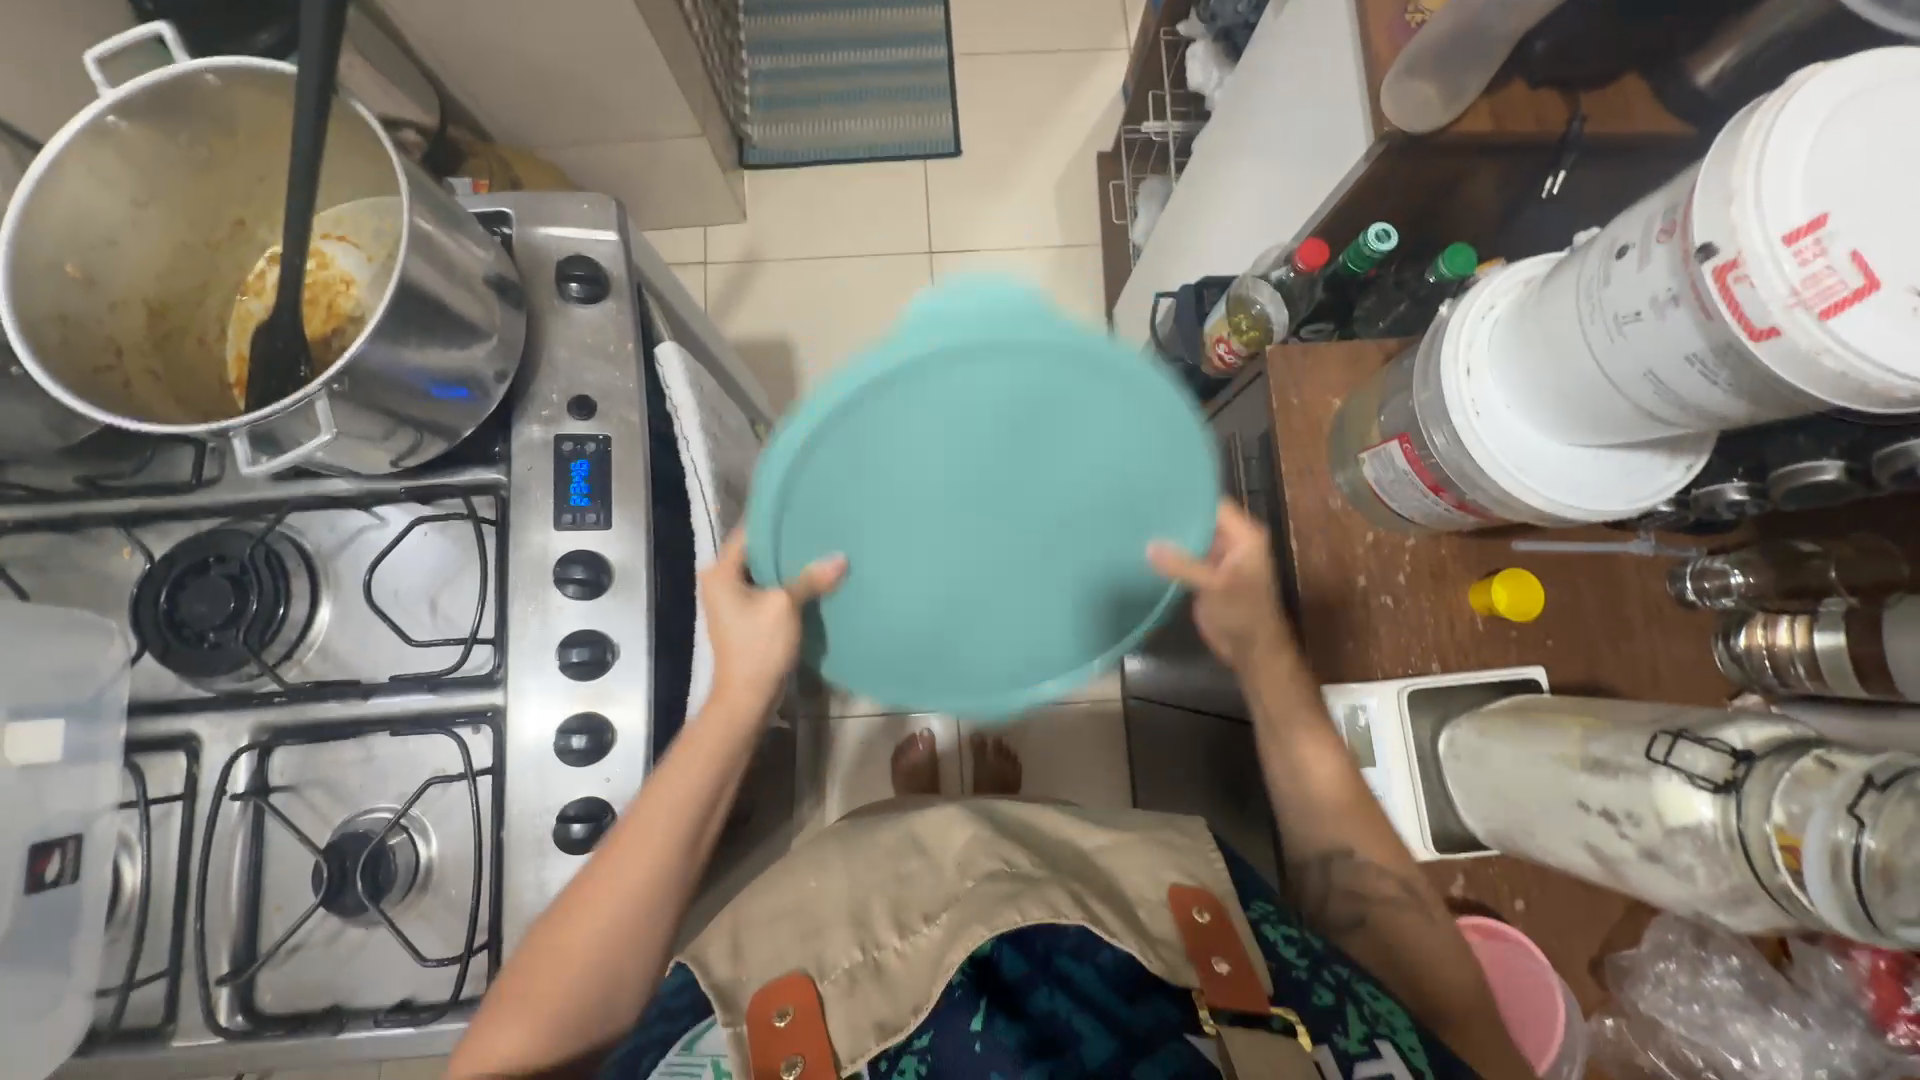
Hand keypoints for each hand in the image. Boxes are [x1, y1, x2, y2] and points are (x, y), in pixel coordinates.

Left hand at [700, 530, 846, 714]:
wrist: (748, 696)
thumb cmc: (758, 646)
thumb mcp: (785, 606)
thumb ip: (810, 578)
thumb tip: (841, 557)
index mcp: (720, 572)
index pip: (749, 532)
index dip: (776, 521)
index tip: (804, 509)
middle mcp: (721, 581)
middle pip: (758, 552)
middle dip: (788, 544)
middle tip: (820, 528)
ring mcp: (733, 601)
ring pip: (766, 572)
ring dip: (790, 566)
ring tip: (822, 549)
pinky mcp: (747, 616)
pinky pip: (770, 590)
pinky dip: (789, 585)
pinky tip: (815, 578)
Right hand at [1148, 500, 1291, 672]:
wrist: (1251, 650)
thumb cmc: (1243, 613)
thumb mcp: (1215, 586)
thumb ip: (1183, 565)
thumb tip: (1148, 546)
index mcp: (1244, 536)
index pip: (1213, 505)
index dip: (1188, 498)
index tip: (1156, 490)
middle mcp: (1231, 542)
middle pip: (1199, 521)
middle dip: (1173, 517)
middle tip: (1139, 506)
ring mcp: (1216, 559)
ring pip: (1189, 540)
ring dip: (1168, 537)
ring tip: (1135, 523)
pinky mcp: (1203, 576)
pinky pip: (1183, 559)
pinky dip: (1168, 556)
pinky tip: (1142, 548)